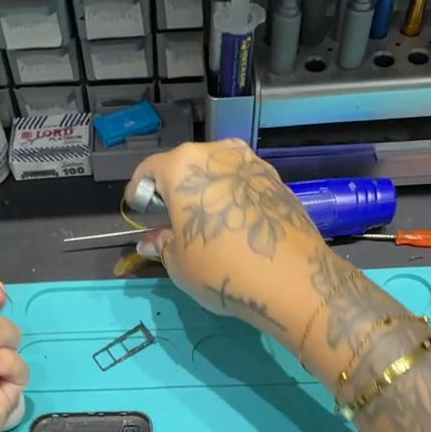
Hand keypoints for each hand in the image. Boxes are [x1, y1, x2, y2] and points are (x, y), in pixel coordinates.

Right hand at [127, 140, 324, 331]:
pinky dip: (231, 199)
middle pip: (186, 167)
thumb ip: (162, 244)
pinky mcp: (276, 180)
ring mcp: (251, 163)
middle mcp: (217, 153)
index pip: (149, 171)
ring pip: (217, 172)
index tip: (140, 211)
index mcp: (183, 167)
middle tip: (173, 222)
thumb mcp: (179, 263)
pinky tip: (234, 228)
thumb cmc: (220, 268)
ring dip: (206, 193)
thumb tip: (150, 240)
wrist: (290, 278)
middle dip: (176, 191)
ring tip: (206, 226)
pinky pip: (242, 183)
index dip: (140, 192)